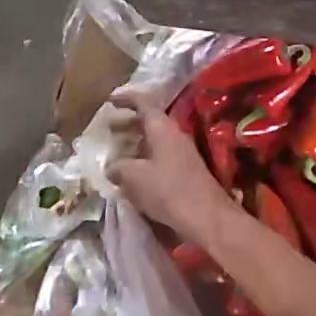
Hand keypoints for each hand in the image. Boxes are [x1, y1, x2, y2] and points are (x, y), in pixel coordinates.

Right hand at [107, 88, 236, 244]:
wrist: (206, 216)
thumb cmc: (168, 190)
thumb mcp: (135, 178)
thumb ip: (119, 167)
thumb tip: (112, 167)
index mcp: (162, 128)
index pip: (144, 102)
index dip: (126, 98)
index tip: (110, 101)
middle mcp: (174, 134)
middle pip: (150, 120)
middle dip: (128, 123)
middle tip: (109, 128)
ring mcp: (182, 152)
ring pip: (155, 139)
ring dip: (136, 142)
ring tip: (117, 152)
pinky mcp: (186, 170)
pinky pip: (161, 156)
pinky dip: (145, 158)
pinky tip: (134, 174)